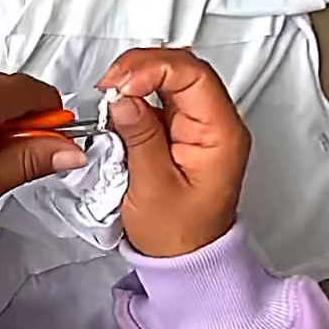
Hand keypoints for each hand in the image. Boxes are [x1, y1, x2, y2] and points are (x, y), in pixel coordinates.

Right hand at [97, 48, 249, 257]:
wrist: (187, 260)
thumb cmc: (179, 235)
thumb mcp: (153, 188)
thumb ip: (140, 138)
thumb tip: (123, 99)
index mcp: (221, 134)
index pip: (193, 75)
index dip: (153, 68)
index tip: (120, 86)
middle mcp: (214, 122)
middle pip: (182, 68)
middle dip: (140, 68)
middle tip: (108, 87)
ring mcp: (197, 124)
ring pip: (169, 78)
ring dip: (135, 80)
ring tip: (109, 99)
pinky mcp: (180, 130)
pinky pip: (158, 98)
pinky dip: (134, 98)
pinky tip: (117, 112)